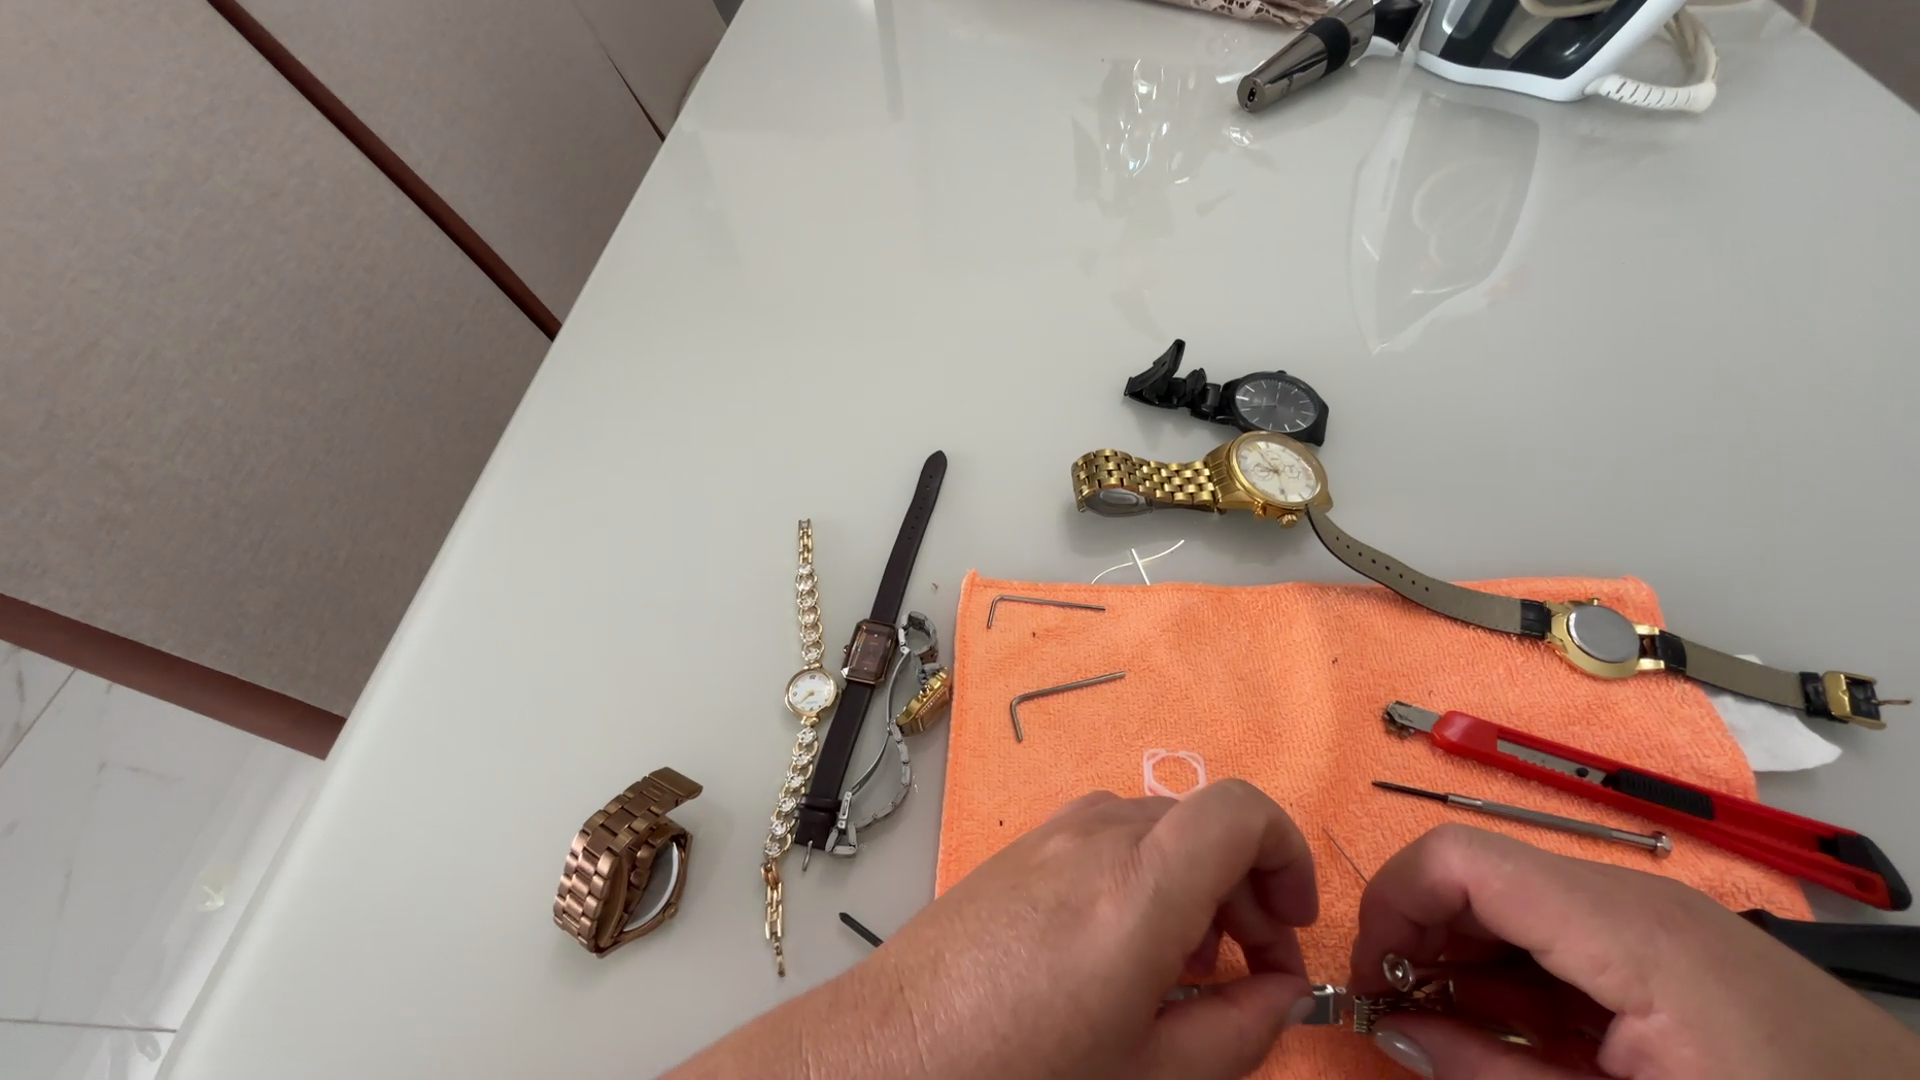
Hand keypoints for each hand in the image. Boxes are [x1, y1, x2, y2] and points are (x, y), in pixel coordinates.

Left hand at [668, 780, 1319, 1079]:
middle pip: (1201, 823)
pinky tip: (1120, 946)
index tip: (1291, 924)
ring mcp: (1051, 832)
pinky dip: (1139, 874)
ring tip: (1184, 966)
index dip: (1286, 851)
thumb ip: (1240, 1029)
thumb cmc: (1025, 1069)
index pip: (1240, 809)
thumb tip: (1283, 990)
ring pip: (1154, 827)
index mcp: (1139, 885)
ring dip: (1191, 881)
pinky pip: (1104, 836)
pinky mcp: (1020, 845)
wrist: (894, 1048)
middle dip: (1245, 887)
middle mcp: (1097, 835)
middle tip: (1248, 971)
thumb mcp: (1149, 1072)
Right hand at [1350, 824, 1919, 1078]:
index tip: (1370, 981)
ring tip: (1450, 1027)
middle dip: (1419, 933)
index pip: (1456, 857)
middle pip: (1478, 872)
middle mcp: (1636, 898)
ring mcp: (1662, 916)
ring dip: (1463, 953)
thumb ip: (1489, 1075)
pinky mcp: (1679, 943)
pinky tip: (1517, 1029)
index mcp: (1625, 929)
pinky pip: (1563, 930)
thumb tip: (1391, 1032)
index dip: (1391, 905)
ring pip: (1514, 899)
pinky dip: (1517, 969)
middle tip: (1400, 1012)